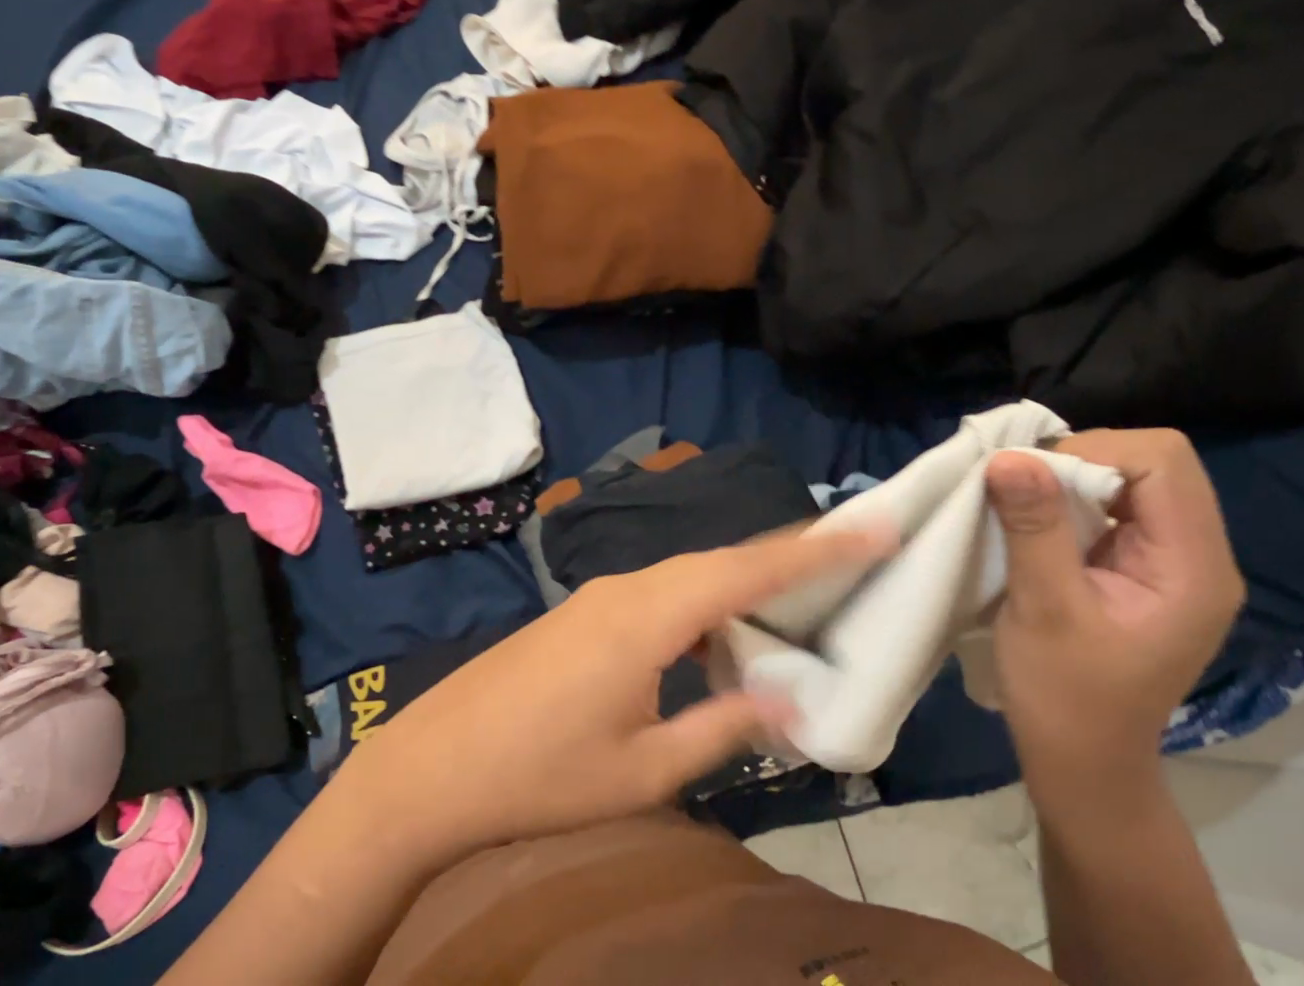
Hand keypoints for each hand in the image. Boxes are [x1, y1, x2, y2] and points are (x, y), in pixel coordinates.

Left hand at [328, 527, 892, 857]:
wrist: (430, 769)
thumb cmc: (539, 778)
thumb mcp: (644, 771)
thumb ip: (721, 728)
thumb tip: (793, 704)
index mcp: (647, 617)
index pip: (747, 569)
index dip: (816, 549)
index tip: (873, 525)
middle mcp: (624, 590)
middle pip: (720, 562)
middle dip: (787, 557)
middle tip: (853, 556)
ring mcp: (595, 598)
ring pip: (688, 576)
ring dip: (742, 584)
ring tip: (802, 597)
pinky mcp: (578, 616)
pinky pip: (658, 595)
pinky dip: (702, 605)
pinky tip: (720, 638)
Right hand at [986, 429, 1243, 781]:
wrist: (1083, 762)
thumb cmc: (1065, 695)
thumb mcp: (1043, 608)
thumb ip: (1035, 528)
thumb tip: (1010, 456)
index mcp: (1193, 567)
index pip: (1164, 461)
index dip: (1095, 451)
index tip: (1030, 479)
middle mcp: (1200, 557)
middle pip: (1155, 465)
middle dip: (1082, 462)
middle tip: (1021, 492)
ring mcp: (1177, 565)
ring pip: (1134, 483)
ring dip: (1073, 483)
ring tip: (1024, 509)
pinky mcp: (1149, 573)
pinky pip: (1119, 511)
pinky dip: (1074, 506)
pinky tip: (1039, 529)